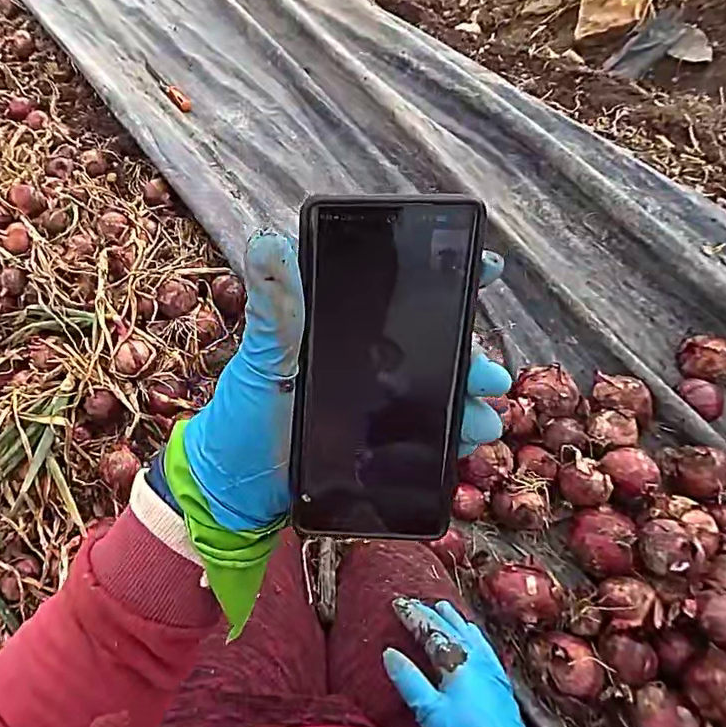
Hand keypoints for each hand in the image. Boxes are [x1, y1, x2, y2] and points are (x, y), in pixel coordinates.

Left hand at [173, 231, 510, 531]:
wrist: (240, 486)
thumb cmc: (244, 413)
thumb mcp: (262, 355)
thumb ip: (273, 305)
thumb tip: (269, 240)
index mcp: (342, 325)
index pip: (400, 291)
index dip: (445, 276)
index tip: (483, 268)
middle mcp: (369, 357)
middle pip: (434, 343)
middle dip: (470, 354)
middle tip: (485, 374)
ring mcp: (380, 399)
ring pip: (440, 389)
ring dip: (469, 399)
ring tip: (481, 415)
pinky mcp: (385, 441)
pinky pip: (432, 435)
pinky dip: (455, 436)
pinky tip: (467, 440)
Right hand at [383, 600, 574, 726]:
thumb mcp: (430, 714)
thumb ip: (410, 680)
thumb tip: (390, 652)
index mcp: (458, 661)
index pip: (431, 630)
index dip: (413, 616)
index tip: (397, 604)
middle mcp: (477, 657)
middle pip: (450, 627)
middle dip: (430, 613)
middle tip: (413, 602)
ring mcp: (491, 668)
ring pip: (469, 632)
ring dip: (453, 619)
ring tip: (441, 608)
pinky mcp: (500, 681)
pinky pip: (482, 644)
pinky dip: (471, 632)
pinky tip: (471, 635)